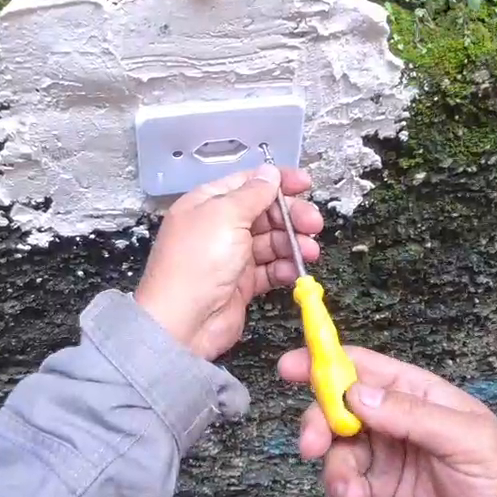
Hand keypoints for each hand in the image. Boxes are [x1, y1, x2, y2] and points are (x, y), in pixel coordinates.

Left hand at [134, 165, 322, 360]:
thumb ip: (252, 193)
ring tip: (309, 250)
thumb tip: (269, 172)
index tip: (306, 183)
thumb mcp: (225, 216)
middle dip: (291, 215)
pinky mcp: (241, 284)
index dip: (278, 181)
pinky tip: (295, 271)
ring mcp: (230, 256)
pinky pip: (269, 270)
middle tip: (314, 223)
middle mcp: (219, 227)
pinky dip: (284, 268)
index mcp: (208, 204)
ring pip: (271, 242)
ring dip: (293, 243)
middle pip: (264, 212)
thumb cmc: (195, 263)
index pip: (248, 183)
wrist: (182, 323)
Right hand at [283, 347, 496, 496]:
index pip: (362, 367)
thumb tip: (354, 392)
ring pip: (336, 455)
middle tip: (311, 449)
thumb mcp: (467, 442)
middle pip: (335, 409)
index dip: (323, 362)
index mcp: (417, 395)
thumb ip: (411, 414)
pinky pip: (344, 492)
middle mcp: (393, 422)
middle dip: (318, 426)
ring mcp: (383, 461)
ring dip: (338, 478)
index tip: (289, 368)